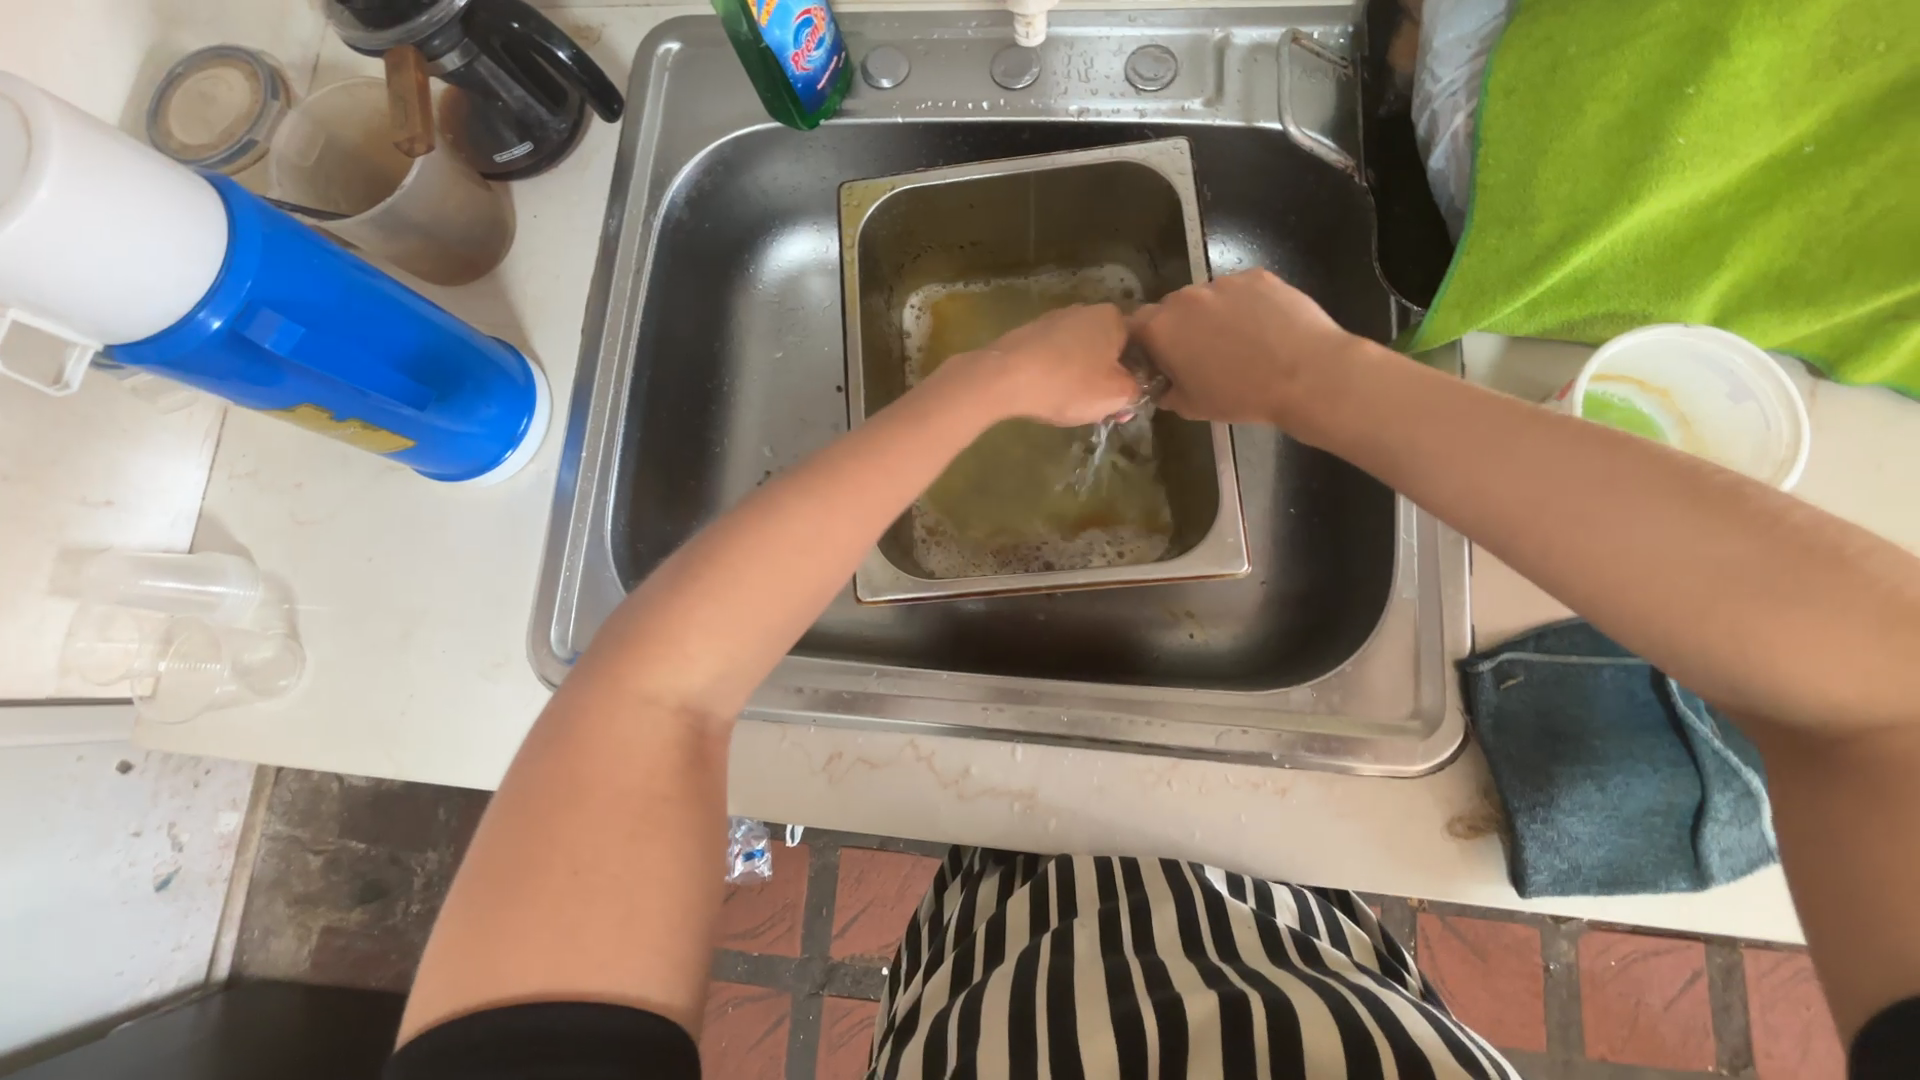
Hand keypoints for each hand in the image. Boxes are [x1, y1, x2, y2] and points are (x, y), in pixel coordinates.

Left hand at [942, 303, 1141, 427]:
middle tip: (1102, 410)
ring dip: (1083, 379)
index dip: (1138, 377)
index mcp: (1113, 317)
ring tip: (1073, 406)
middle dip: (1108, 379)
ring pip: (1080, 354)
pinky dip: (1057, 374)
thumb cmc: (1069, 384)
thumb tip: (1135, 389)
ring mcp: (1053, 320)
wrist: (1004, 378)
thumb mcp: (1116, 395)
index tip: (1128, 403)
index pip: (1140, 346)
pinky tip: (1049, 394)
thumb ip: (1136, 390)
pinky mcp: (1029, 334)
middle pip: (1108, 350)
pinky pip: (1054, 357)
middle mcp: (1085, 310)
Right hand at [1129, 269, 1376, 433]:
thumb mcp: (1191, 407)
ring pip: (1206, 298)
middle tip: (1199, 354)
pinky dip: (1243, 306)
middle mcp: (1185, 297)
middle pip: (1170, 308)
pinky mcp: (1258, 276)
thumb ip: (1166, 392)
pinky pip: (1239, 291)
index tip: (1158, 360)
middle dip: (1179, 328)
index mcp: (1160, 328)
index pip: (1133, 326)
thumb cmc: (1241, 396)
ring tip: (1237, 342)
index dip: (1143, 343)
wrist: (1306, 375)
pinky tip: (1262, 329)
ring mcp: (1224, 283)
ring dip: (1211, 316)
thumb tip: (1163, 386)